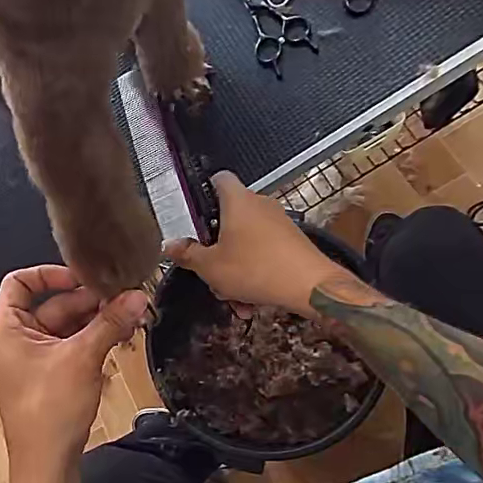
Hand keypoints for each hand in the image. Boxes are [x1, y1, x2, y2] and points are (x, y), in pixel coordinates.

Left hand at [0, 266, 147, 482]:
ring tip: (131, 319)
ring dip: (100, 321)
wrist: (47, 462)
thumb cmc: (48, 412)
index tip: (84, 277)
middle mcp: (18, 340)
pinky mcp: (54, 374)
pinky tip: (122, 339)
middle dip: (91, 302)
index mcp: (8, 329)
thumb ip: (110, 322)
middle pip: (55, 304)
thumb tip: (136, 296)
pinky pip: (77, 345)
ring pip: (71, 325)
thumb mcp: (82, 358)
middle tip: (125, 299)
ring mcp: (37, 358)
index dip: (51, 274)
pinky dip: (98, 340)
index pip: (20, 282)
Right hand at [165, 171, 346, 314]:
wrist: (311, 287)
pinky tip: (253, 304)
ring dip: (236, 272)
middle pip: (228, 220)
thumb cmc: (257, 269)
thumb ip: (188, 255)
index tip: (192, 218)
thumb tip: (170, 247)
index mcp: (237, 200)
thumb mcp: (211, 267)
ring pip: (246, 244)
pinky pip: (264, 255)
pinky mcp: (292, 242)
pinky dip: (255, 276)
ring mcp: (279, 223)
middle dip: (217, 251)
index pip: (217, 178)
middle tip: (212, 275)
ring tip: (236, 301)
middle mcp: (260, 204)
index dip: (201, 194)